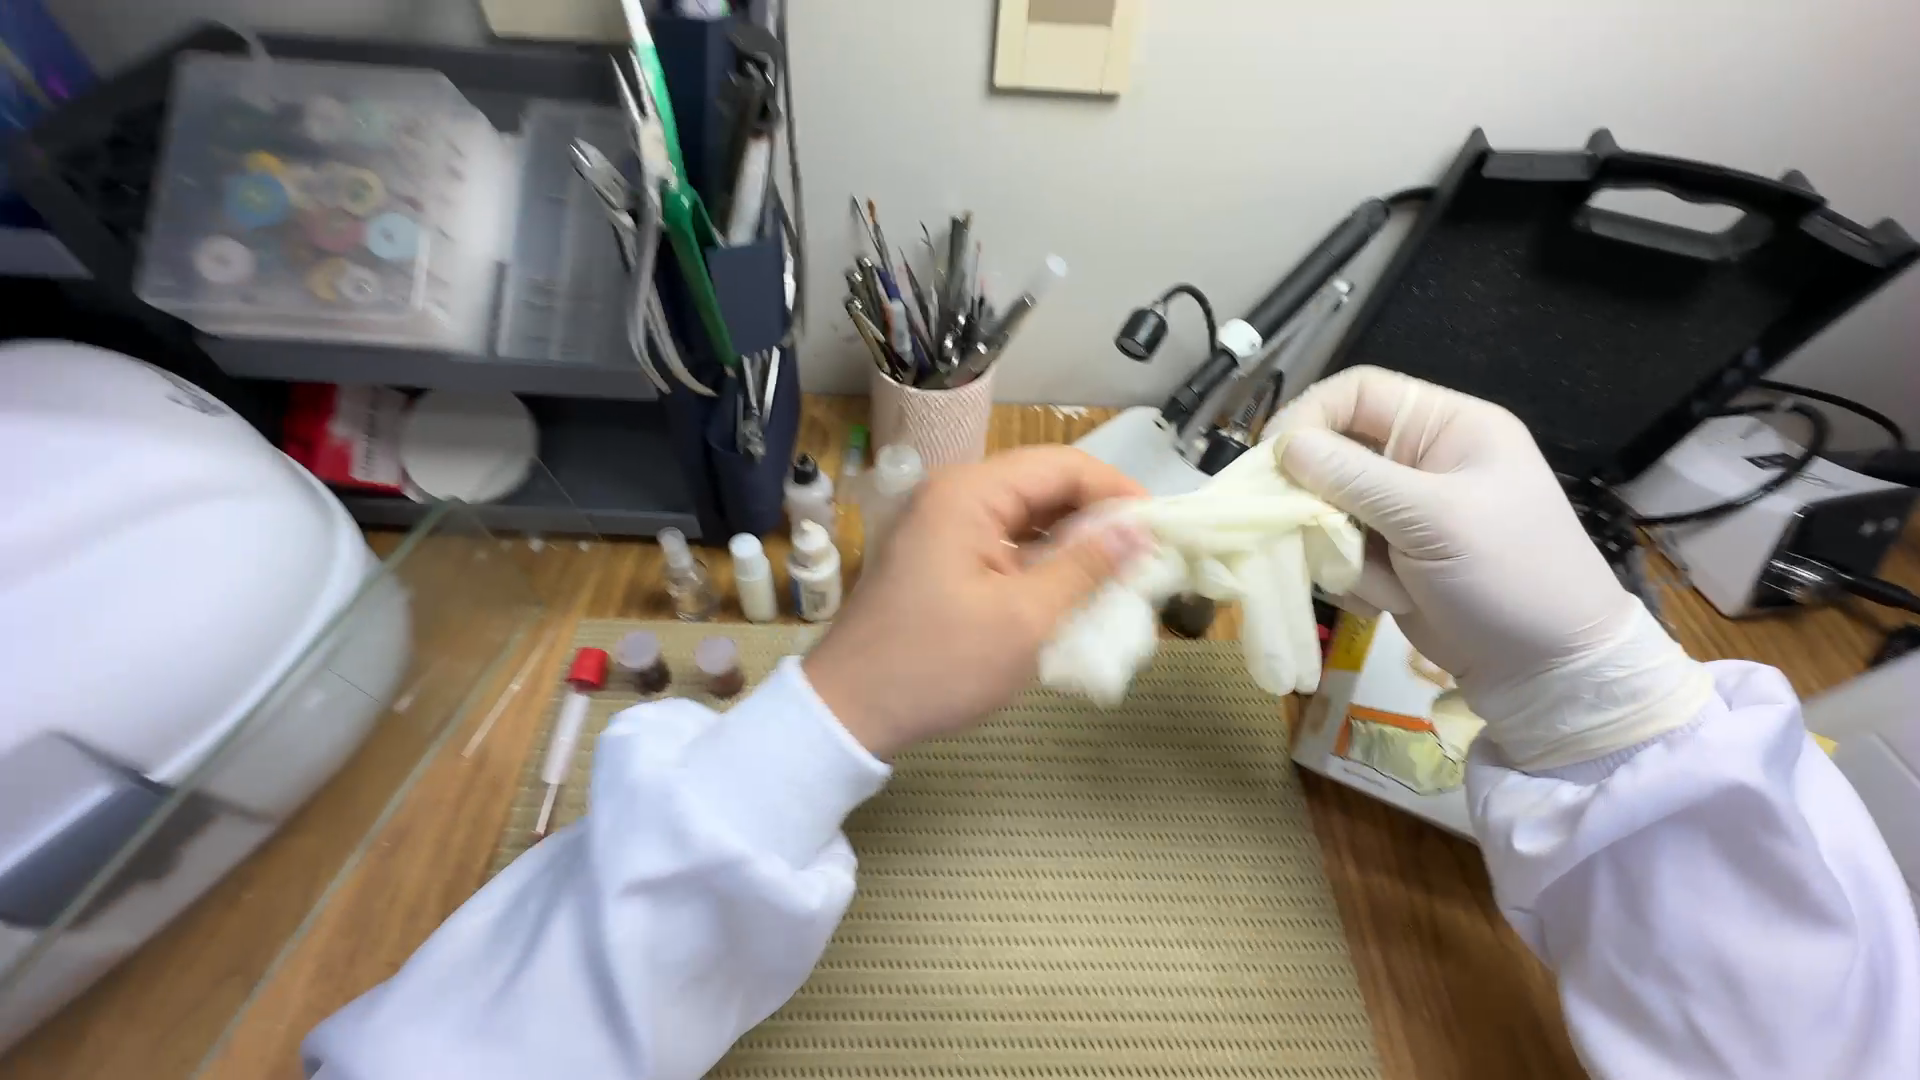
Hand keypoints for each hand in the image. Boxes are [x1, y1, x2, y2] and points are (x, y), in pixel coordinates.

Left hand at [804, 446, 1150, 759]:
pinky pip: (1001, 545)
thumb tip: (1139, 529)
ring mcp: (939, 526)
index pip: (1061, 467)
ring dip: (1070, 543)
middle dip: (1096, 519)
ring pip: (1024, 518)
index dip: (1117, 491)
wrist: (849, 710)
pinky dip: (1038, 563)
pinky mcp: (936, 557)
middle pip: (1042, 487)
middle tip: (1145, 557)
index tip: (1161, 526)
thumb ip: (1086, 567)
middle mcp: (951, 495)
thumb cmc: (938, 665)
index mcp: (968, 493)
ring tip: (1118, 576)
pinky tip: (1069, 593)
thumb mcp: (1025, 620)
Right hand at [1268, 366, 1710, 769]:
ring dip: (1336, 549)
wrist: (1544, 669)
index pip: (1356, 393)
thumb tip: (1283, 446)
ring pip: (1321, 507)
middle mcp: (1417, 460)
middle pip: (1329, 453)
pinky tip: (1387, 601)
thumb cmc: (1510, 577)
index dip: (1308, 418)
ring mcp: (1397, 510)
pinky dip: (1346, 578)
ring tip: (1378, 583)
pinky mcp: (1382, 552)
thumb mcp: (1436, 520)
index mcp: (1446, 428)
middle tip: (1309, 533)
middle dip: (1317, 499)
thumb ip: (1356, 478)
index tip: (1274, 461)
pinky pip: (1331, 549)